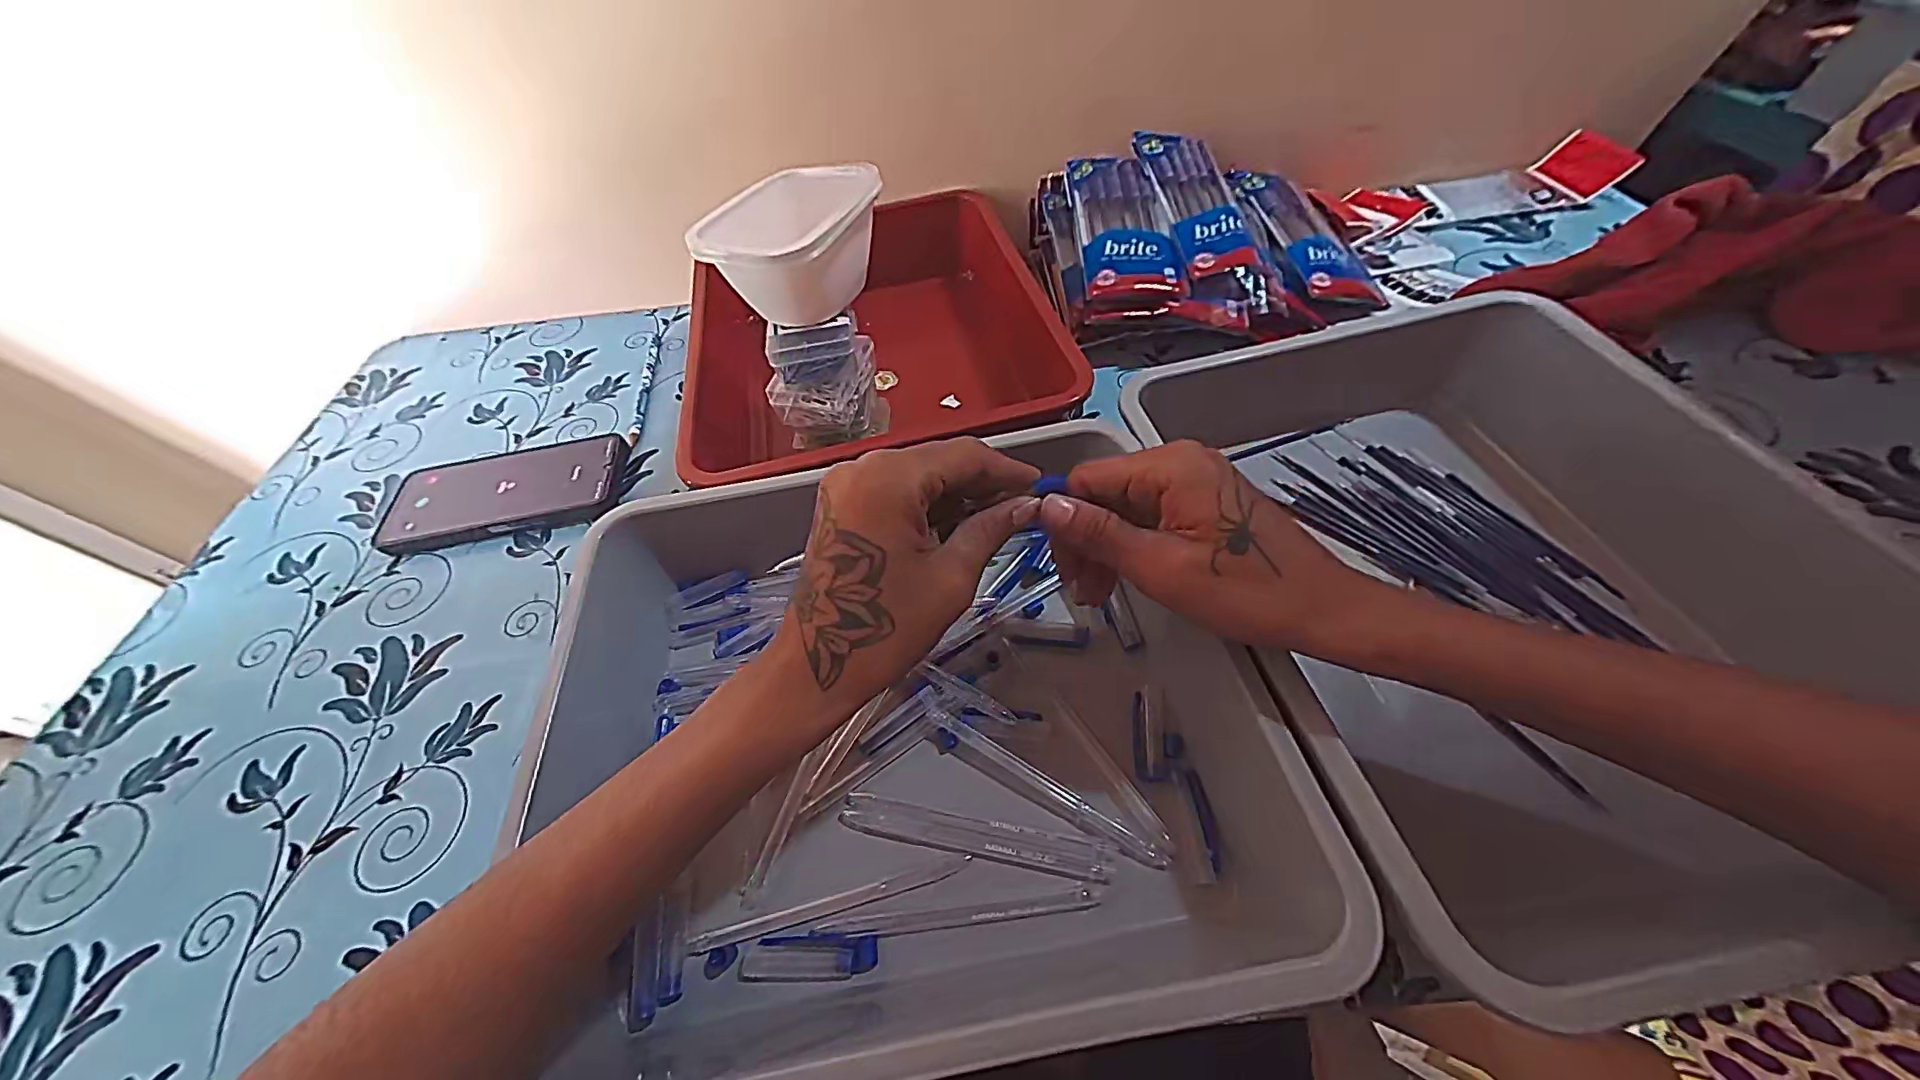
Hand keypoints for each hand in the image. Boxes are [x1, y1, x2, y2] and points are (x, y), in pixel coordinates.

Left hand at [765, 438, 1039, 721]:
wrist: (818, 664)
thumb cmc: (881, 630)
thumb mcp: (951, 577)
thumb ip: (990, 529)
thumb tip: (1022, 507)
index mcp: (888, 479)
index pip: (964, 454)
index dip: (1007, 469)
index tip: (1034, 485)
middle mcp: (861, 470)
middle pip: (939, 459)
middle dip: (982, 482)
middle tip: (1019, 506)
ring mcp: (846, 485)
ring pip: (918, 474)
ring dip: (956, 494)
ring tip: (993, 520)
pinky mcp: (841, 504)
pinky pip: (895, 490)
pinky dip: (927, 504)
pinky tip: (956, 526)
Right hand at [1038, 440, 1401, 652]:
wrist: (1321, 609)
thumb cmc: (1249, 592)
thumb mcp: (1159, 566)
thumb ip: (1099, 533)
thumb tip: (1049, 506)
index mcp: (1171, 467)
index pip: (1088, 478)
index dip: (1065, 521)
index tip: (1062, 565)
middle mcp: (1183, 462)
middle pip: (1106, 492)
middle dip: (1086, 539)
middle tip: (1082, 588)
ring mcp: (1196, 481)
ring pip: (1126, 507)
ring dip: (1106, 547)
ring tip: (1100, 592)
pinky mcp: (1205, 501)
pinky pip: (1151, 516)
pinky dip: (1134, 545)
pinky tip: (1126, 576)